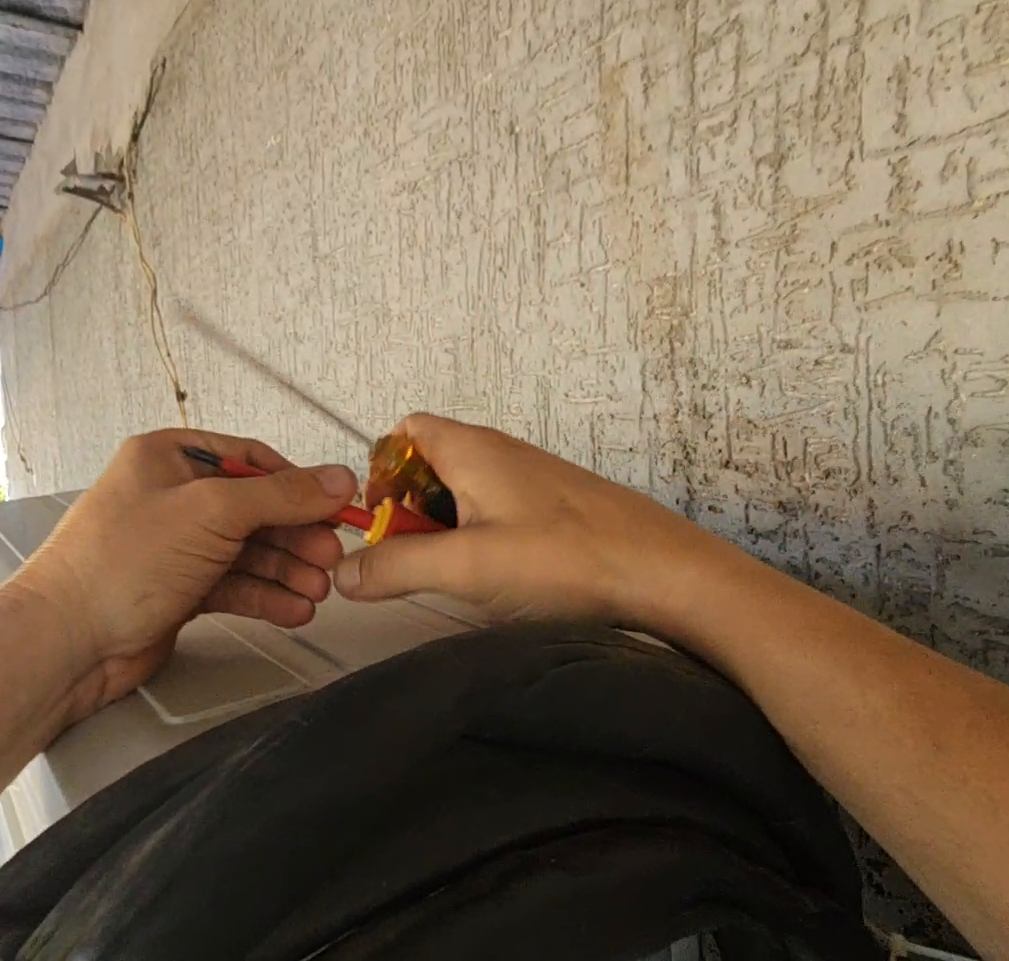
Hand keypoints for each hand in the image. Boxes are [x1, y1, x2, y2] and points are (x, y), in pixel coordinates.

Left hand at [0, 429, 357, 723]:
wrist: (65, 645)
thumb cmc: (117, 564)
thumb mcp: (211, 512)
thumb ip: (282, 495)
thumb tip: (338, 479)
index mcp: (171, 458)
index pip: (252, 460)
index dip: (298, 483)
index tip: (335, 505)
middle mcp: (173, 497)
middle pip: (256, 509)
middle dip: (296, 536)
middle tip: (330, 556)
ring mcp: (176, 546)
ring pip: (249, 551)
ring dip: (287, 570)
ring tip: (318, 591)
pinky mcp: (179, 589)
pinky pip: (235, 584)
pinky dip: (266, 595)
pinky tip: (293, 609)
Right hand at [332, 414, 724, 628]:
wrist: (664, 572)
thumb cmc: (561, 558)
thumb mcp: (465, 566)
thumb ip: (398, 566)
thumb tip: (345, 572)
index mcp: (470, 449)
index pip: (405, 430)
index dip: (382, 471)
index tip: (384, 521)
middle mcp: (500, 451)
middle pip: (431, 463)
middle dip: (410, 509)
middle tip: (419, 559)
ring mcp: (532, 477)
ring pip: (465, 491)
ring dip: (447, 528)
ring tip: (461, 574)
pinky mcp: (556, 505)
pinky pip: (499, 509)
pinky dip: (483, 536)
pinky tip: (503, 577)